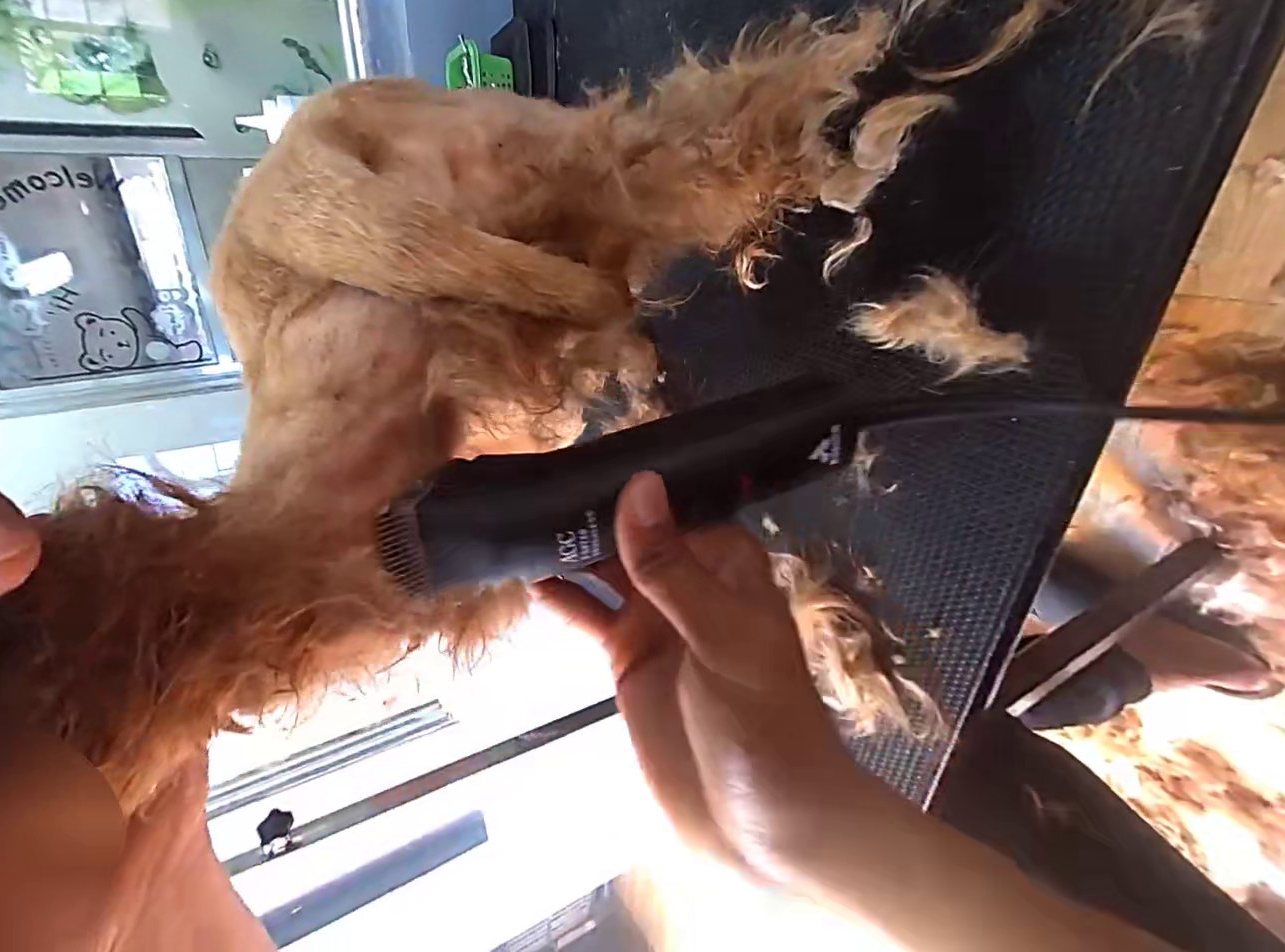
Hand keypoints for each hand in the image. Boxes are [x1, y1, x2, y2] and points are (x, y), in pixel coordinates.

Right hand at [534, 471, 888, 881]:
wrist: (763, 828)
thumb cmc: (760, 720)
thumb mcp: (720, 636)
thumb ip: (672, 566)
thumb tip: (639, 485)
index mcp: (723, 562)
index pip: (670, 504)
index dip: (630, 482)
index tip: (580, 457)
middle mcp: (687, 581)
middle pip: (633, 534)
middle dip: (591, 512)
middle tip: (534, 485)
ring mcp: (655, 619)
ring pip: (606, 571)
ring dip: (571, 551)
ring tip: (521, 524)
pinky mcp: (628, 657)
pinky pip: (590, 617)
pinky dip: (564, 600)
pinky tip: (531, 583)